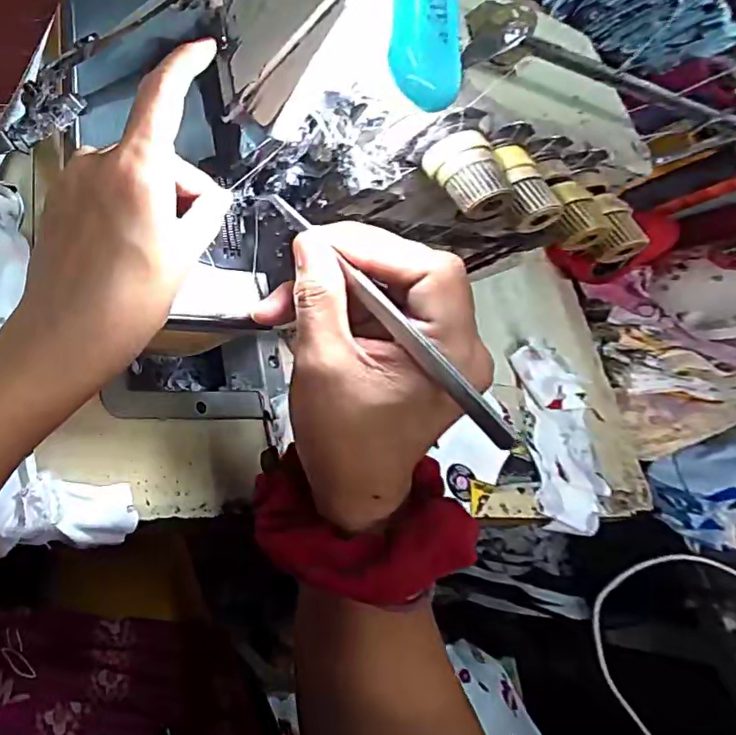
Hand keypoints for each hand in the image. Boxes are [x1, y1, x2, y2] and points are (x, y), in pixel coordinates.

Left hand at [0, 39, 232, 392]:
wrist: (62, 338)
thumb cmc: (124, 302)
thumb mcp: (183, 255)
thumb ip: (204, 211)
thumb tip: (209, 199)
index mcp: (135, 165)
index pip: (161, 93)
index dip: (184, 65)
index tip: (199, 49)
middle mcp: (97, 163)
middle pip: (154, 154)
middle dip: (177, 188)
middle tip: (181, 240)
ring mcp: (71, 183)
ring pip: (128, 175)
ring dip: (148, 202)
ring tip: (149, 255)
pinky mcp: (58, 203)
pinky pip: (102, 192)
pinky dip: (121, 211)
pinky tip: (121, 253)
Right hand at [252, 223, 490, 532]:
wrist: (351, 490)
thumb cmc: (344, 444)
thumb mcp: (321, 363)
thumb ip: (318, 297)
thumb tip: (310, 246)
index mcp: (450, 353)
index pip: (429, 270)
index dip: (373, 248)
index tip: (320, 244)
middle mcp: (455, 345)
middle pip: (406, 272)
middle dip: (343, 265)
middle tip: (297, 266)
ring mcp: (434, 348)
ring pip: (384, 287)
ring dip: (329, 287)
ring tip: (280, 303)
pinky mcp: (411, 351)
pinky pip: (376, 309)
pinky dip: (336, 305)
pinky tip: (300, 313)